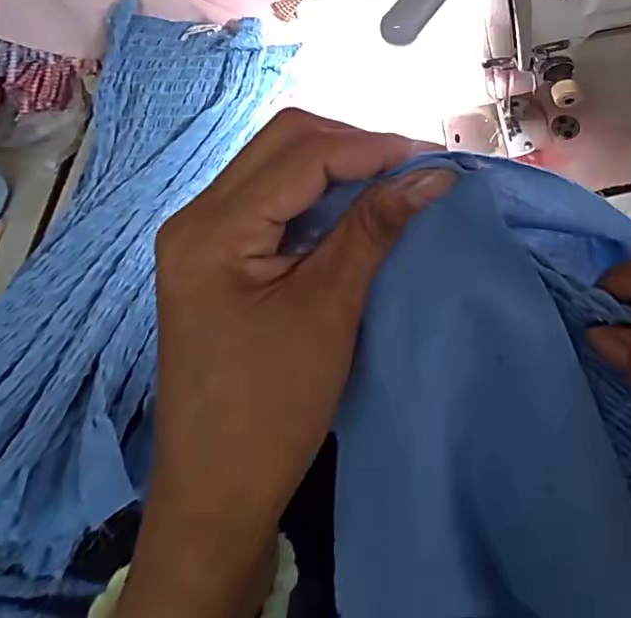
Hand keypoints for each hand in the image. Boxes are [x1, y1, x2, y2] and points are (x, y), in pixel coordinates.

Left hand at [123, 109, 451, 617]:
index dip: (372, 148)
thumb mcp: (329, 308)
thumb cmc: (271, 407)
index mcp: (212, 230)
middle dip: (355, 143)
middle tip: (412, 167)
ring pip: (280, 159)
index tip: (431, 160)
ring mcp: (204, 232)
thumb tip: (433, 173)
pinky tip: (358, 202)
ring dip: (340, 160)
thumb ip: (375, 227)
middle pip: (285, 140)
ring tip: (394, 179)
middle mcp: (197, 216)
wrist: (218, 490)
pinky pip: (276, 192)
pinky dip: (323, 186)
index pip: (302, 155)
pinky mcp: (220, 250)